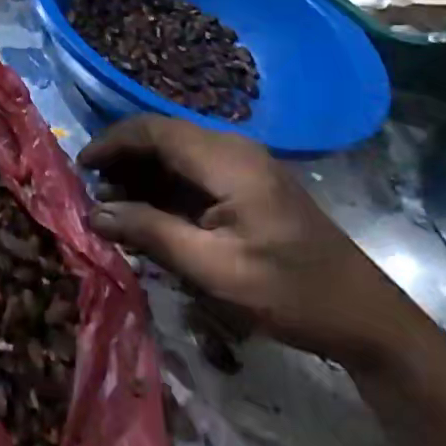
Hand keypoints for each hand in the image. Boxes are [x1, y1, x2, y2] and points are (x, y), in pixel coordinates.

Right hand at [79, 115, 428, 369]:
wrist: (366, 316)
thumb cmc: (290, 292)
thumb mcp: (215, 270)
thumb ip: (151, 234)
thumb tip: (94, 213)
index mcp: (226, 159)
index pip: (153, 129)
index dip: (111, 142)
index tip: (80, 167)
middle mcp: (233, 147)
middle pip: (163, 135)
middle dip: (123, 158)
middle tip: (93, 191)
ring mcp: (244, 163)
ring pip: (177, 151)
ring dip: (143, 172)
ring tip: (114, 204)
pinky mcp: (248, 182)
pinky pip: (194, 169)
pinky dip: (165, 184)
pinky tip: (151, 212)